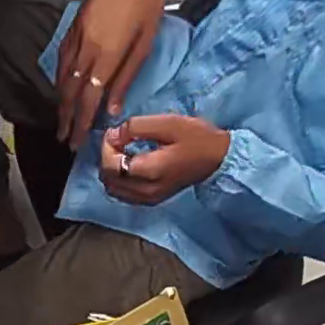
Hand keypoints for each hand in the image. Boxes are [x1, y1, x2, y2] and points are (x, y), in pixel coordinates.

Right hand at [54, 0, 176, 142]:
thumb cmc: (148, 2)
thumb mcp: (144, 44)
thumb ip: (125, 79)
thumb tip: (111, 110)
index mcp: (106, 55)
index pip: (87, 99)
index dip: (79, 124)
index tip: (75, 142)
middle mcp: (86, 49)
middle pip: (70, 93)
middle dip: (65, 119)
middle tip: (63, 139)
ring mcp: (76, 38)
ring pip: (62, 79)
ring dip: (60, 104)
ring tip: (61, 121)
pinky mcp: (72, 28)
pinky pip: (61, 61)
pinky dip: (59, 80)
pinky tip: (60, 91)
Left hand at [99, 116, 230, 204]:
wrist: (218, 159)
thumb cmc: (196, 138)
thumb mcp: (169, 123)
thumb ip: (138, 127)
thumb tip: (113, 134)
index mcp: (150, 171)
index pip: (111, 165)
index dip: (106, 148)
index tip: (114, 132)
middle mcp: (145, 191)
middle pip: (108, 179)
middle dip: (106, 158)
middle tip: (116, 140)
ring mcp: (147, 199)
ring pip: (112, 189)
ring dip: (111, 170)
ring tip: (122, 151)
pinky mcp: (150, 201)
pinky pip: (123, 194)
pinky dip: (118, 180)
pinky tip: (127, 165)